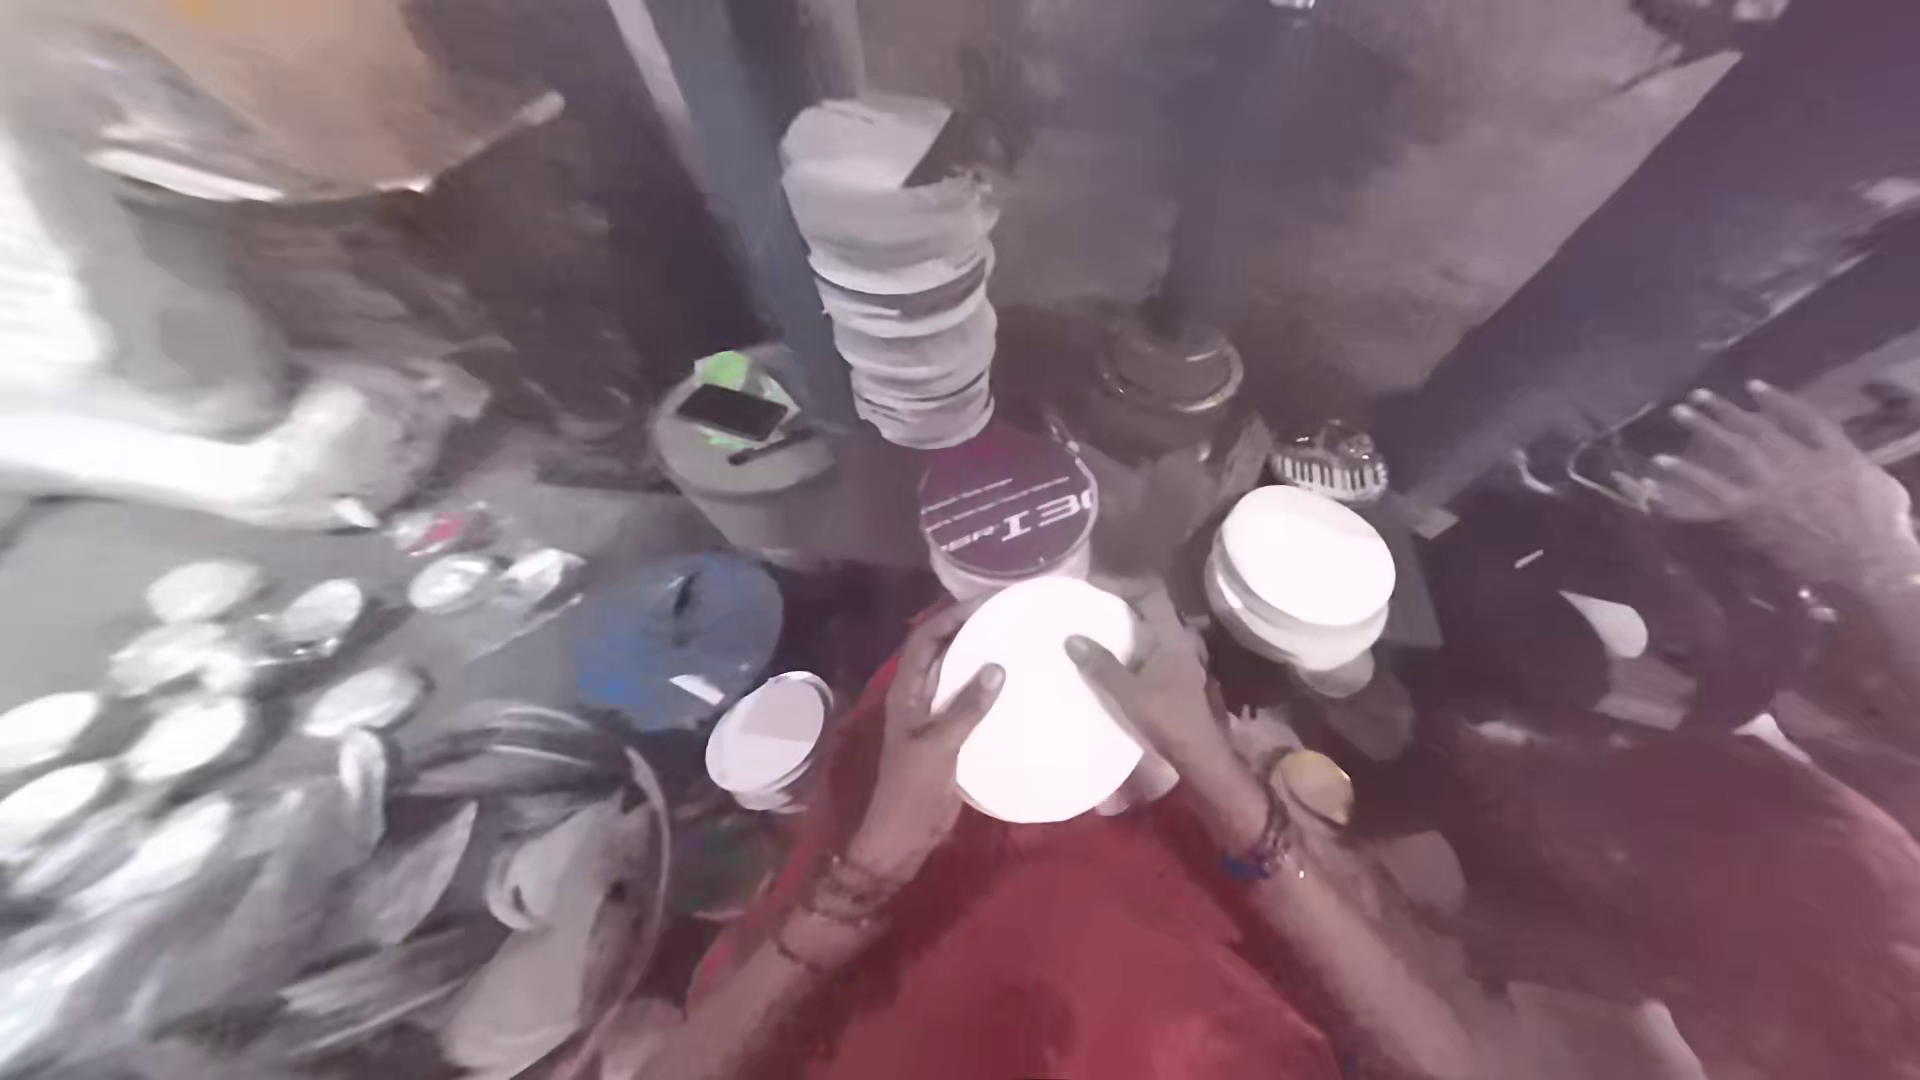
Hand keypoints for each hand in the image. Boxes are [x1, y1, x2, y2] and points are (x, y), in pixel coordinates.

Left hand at [845, 604, 1002, 881]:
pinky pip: (967, 699)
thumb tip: (997, 667)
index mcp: (906, 690)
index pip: (924, 639)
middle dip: (966, 628)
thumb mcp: (939, 745)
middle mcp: (918, 694)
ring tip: (1011, 639)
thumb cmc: (912, 788)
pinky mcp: (948, 732)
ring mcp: (932, 713)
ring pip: (954, 672)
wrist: (903, 835)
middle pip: (940, 650)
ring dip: (976, 655)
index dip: (949, 617)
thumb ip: (967, 707)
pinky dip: (985, 686)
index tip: (983, 603)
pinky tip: (1012, 683)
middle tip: (1003, 615)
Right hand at [1065, 588, 1268, 848]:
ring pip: (1150, 628)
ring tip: (1094, 625)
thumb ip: (1101, 665)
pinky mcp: (1175, 675)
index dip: (1123, 583)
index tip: (1093, 584)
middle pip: (1150, 608)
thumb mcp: (1128, 693)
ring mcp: (1180, 658)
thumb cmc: (1168, 720)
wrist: (1201, 756)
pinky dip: (1130, 643)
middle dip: (1120, 601)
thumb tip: (1071, 638)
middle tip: (1089, 602)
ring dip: (1125, 623)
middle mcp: (1180, 641)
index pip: (1151, 593)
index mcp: (1172, 637)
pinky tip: (1110, 655)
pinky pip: (1149, 647)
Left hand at [1653, 380, 1916, 583]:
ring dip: (1704, 426)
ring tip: (1677, 411)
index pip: (1807, 419)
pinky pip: (1708, 486)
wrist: (1866, 561)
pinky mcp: (1748, 508)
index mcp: (1840, 457)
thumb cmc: (1879, 528)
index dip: (1778, 400)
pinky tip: (1659, 461)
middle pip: (1760, 428)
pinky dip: (1684, 472)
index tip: (1753, 386)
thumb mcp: (1876, 486)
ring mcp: (1773, 486)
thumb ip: (1849, 463)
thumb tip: (1831, 448)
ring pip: (1734, 447)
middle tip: (1696, 394)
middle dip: (1726, 410)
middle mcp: (1804, 464)